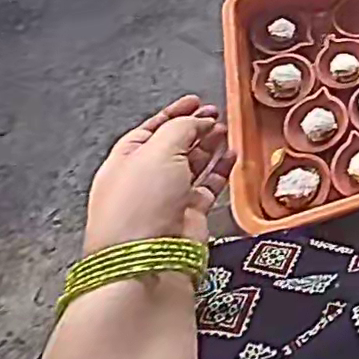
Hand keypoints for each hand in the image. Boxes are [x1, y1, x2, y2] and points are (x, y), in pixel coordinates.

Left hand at [83, 95, 236, 254]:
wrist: (148, 256)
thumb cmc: (141, 204)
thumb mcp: (158, 150)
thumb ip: (182, 128)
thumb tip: (200, 120)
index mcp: (126, 161)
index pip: (151, 129)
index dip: (174, 113)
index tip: (195, 101)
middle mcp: (145, 179)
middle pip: (174, 145)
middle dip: (195, 127)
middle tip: (216, 114)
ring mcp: (168, 197)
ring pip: (194, 164)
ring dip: (210, 145)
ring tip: (226, 130)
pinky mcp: (190, 213)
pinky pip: (209, 184)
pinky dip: (222, 169)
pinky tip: (232, 155)